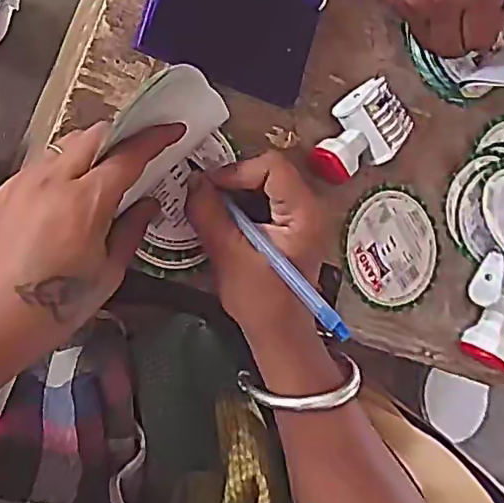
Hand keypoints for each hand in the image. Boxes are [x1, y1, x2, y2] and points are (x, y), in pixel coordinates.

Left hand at [0, 121, 181, 362]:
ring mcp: (26, 181)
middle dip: (123, 135)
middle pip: (97, 134)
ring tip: (106, 173)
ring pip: (69, 143)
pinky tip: (71, 191)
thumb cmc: (49, 310)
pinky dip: (67, 164)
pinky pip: (45, 162)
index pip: (129, 154)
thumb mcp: (106, 275)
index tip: (172, 130)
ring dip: (94, 148)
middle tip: (140, 150)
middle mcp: (54, 180)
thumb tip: (147, 205)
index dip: (155, 138)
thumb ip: (131, 231)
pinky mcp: (7, 190)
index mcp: (85, 201)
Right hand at [184, 152, 335, 341]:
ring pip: (263, 184)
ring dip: (234, 192)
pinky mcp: (289, 226)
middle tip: (206, 195)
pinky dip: (240, 204)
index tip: (211, 186)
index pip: (272, 166)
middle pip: (268, 171)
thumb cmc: (263, 303)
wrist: (281, 336)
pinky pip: (263, 200)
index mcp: (303, 213)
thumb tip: (194, 181)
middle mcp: (308, 208)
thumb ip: (209, 213)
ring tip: (211, 209)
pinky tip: (223, 221)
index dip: (236, 171)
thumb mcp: (229, 255)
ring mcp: (301, 217)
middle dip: (233, 180)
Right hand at [376, 0, 503, 55]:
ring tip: (445, 13)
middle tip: (466, 28)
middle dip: (462, 42)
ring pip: (429, 42)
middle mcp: (445, 1)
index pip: (484, 39)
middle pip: (454, 49)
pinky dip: (420, 18)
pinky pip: (410, 24)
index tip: (486, 30)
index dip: (487, 36)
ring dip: (439, 33)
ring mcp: (415, 3)